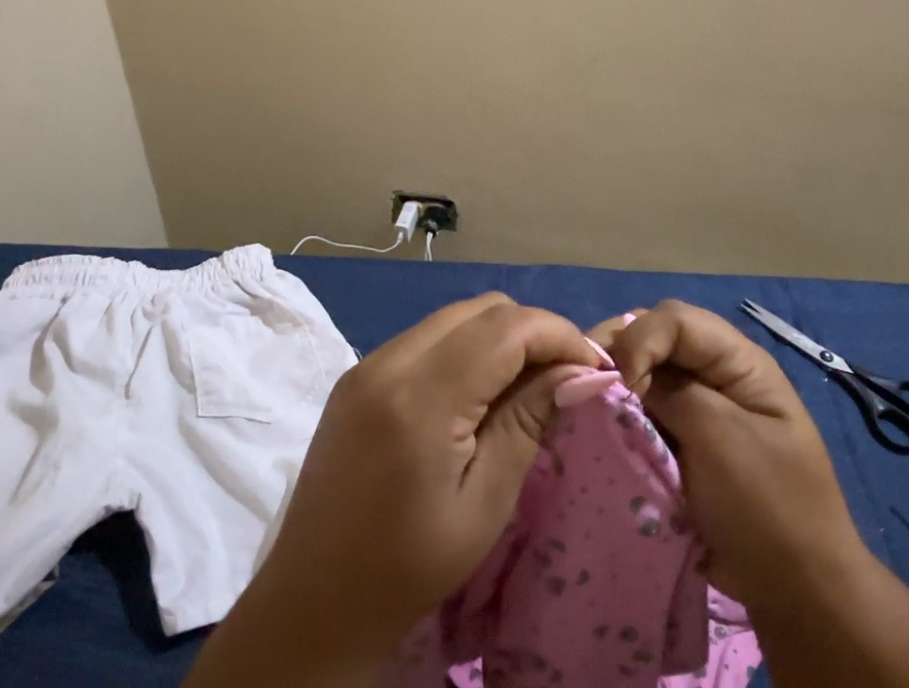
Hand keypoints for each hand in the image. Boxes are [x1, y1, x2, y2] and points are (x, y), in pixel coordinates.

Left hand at [186, 293, 600, 685]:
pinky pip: (424, 338)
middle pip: (480, 309)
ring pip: (452, 317)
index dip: (560, 336)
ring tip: (527, 386)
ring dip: (499, 336)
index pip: (506, 327)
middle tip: (565, 378)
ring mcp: (365, 366)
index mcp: (420, 397)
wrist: (315, 599)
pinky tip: (480, 392)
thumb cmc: (409, 565)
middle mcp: (387, 363)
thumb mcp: (485, 500)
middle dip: (533, 331)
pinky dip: (464, 348)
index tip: (593, 369)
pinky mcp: (355, 378)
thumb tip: (581, 372)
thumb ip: (529, 421)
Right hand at [598, 301, 908, 687]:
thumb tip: (621, 372)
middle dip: (618, 352)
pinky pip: (645, 410)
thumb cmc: (767, 507)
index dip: (640, 339)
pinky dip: (619, 412)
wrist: (796, 586)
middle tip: (585, 382)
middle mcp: (717, 375)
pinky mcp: (683, 440)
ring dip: (615, 382)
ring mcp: (700, 408)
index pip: (676, 319)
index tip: (623, 385)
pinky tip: (600, 425)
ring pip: (646, 372)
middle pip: (657, 336)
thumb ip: (672, 392)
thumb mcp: (722, 439)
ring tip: (586, 402)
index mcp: (740, 363)